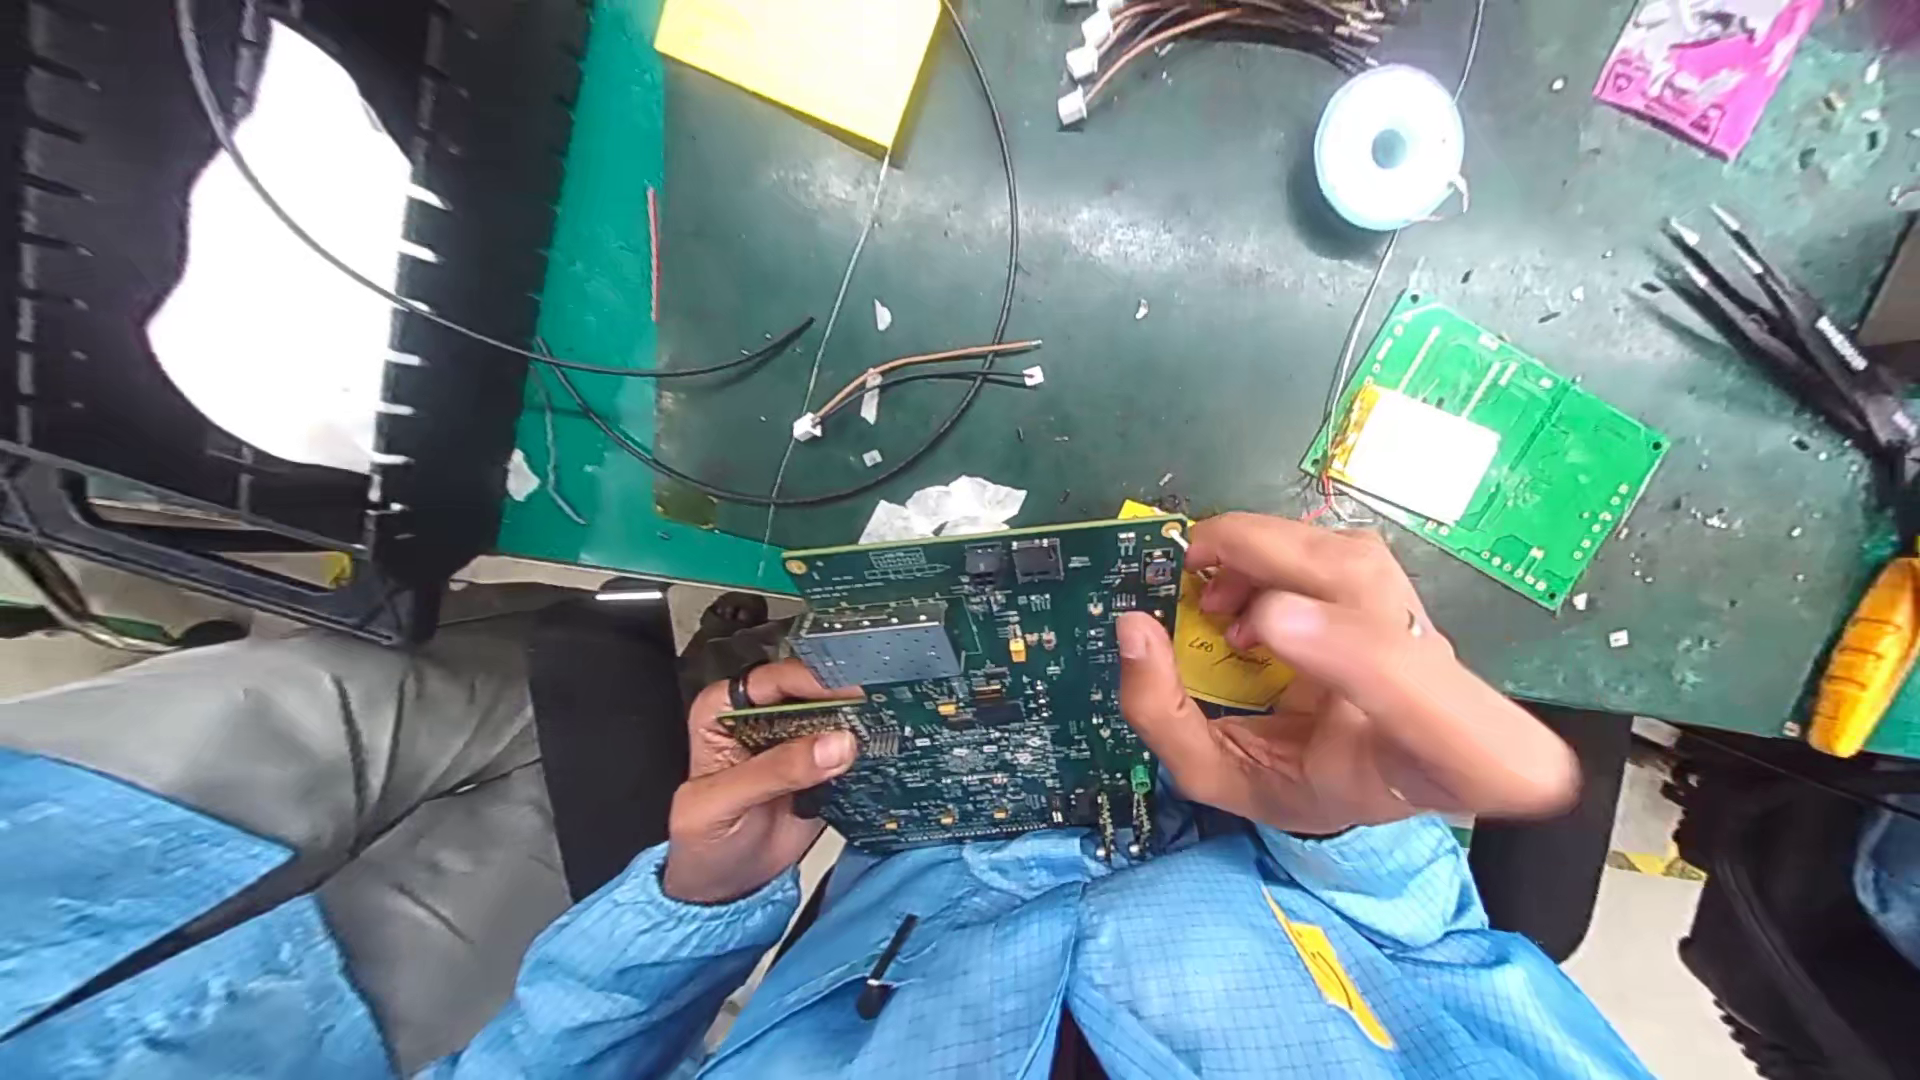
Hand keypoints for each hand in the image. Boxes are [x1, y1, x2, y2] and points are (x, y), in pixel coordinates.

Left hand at [662, 660, 860, 903]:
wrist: (727, 887)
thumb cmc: (702, 842)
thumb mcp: (722, 805)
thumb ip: (773, 772)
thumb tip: (833, 745)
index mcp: (724, 710)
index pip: (771, 680)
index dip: (808, 681)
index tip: (843, 692)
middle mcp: (764, 714)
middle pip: (809, 690)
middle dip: (841, 697)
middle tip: (873, 708)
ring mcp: (797, 738)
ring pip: (834, 713)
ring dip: (858, 720)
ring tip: (885, 727)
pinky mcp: (823, 763)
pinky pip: (848, 747)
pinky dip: (865, 748)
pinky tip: (883, 749)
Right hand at [1116, 513, 1577, 835]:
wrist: (1363, 764)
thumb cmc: (1296, 778)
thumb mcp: (1218, 774)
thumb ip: (1164, 715)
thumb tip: (1133, 625)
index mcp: (1418, 768)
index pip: (1437, 722)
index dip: (1364, 662)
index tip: (1264, 629)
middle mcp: (1449, 690)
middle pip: (1367, 590)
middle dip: (1261, 560)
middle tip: (1189, 572)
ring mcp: (1428, 632)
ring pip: (1348, 554)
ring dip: (1261, 550)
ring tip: (1215, 595)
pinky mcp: (1400, 596)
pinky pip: (1338, 547)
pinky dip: (1273, 550)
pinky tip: (1245, 594)